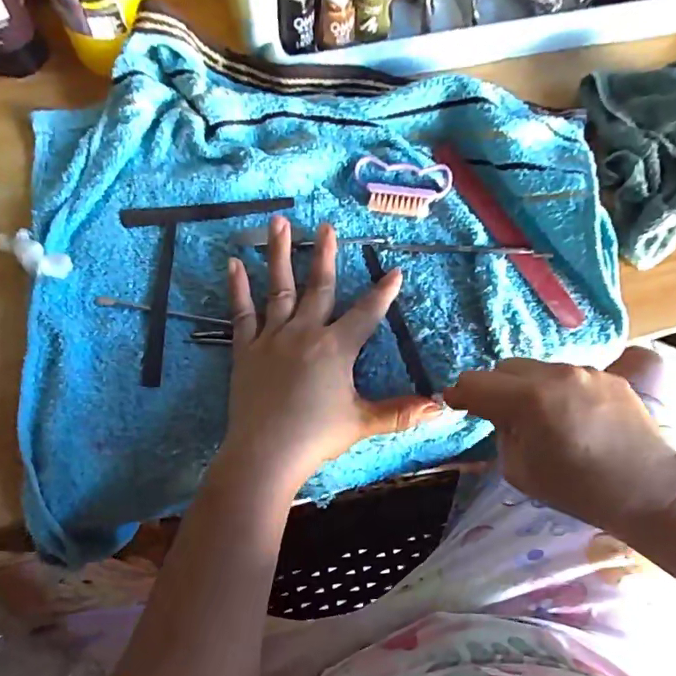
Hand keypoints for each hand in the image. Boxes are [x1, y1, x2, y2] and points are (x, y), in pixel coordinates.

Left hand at [217, 218, 439, 489]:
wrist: (266, 452)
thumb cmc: (317, 437)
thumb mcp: (363, 423)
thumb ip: (400, 413)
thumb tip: (440, 408)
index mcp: (336, 348)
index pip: (366, 313)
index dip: (383, 293)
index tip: (395, 272)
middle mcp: (305, 333)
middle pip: (318, 287)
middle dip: (326, 255)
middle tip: (328, 226)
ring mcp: (272, 338)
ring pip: (278, 289)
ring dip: (280, 254)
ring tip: (280, 223)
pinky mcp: (246, 350)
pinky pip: (242, 313)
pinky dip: (238, 288)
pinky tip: (235, 263)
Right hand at [442, 351, 675, 532]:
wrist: (647, 489)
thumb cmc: (577, 489)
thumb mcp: (520, 471)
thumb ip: (503, 434)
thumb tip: (503, 417)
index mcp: (529, 399)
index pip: (477, 383)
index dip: (461, 394)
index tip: (455, 403)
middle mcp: (556, 374)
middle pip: (506, 367)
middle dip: (494, 388)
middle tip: (497, 415)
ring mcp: (587, 371)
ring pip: (538, 369)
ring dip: (527, 388)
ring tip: (539, 419)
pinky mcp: (609, 376)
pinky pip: (569, 377)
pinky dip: (557, 391)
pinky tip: (570, 419)